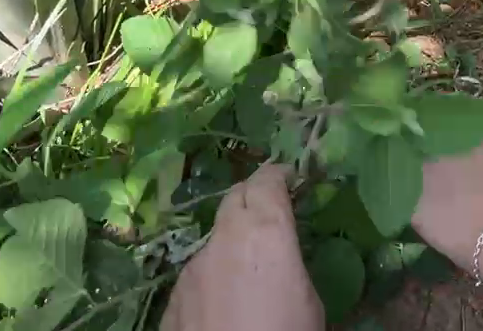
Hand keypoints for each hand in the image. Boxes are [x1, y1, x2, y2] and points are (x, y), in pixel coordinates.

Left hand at [163, 165, 322, 330]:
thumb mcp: (310, 302)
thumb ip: (291, 262)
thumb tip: (283, 256)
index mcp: (265, 230)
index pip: (268, 179)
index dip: (280, 175)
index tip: (292, 180)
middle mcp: (224, 238)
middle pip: (236, 196)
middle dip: (254, 197)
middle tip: (271, 213)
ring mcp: (193, 267)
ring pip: (215, 238)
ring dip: (232, 243)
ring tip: (248, 273)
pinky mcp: (172, 299)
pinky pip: (197, 274)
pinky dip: (213, 278)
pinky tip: (224, 307)